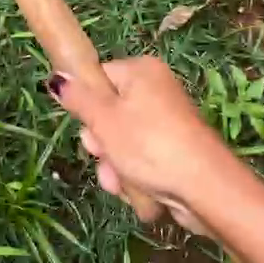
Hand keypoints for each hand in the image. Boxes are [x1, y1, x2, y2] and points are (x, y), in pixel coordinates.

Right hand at [49, 57, 236, 236]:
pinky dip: (137, 175)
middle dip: (102, 143)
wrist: (207, 190)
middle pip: (110, 112)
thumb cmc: (150, 144)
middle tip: (102, 156)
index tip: (86, 126)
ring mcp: (169, 122)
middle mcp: (157, 90)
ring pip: (124, 141)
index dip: (87, 104)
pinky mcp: (178, 152)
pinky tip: (137, 192)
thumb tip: (56, 78)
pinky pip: (144, 158)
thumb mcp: (103, 118)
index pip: (100, 78)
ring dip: (116, 166)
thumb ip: (76, 97)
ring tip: (120, 182)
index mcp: (141, 70)